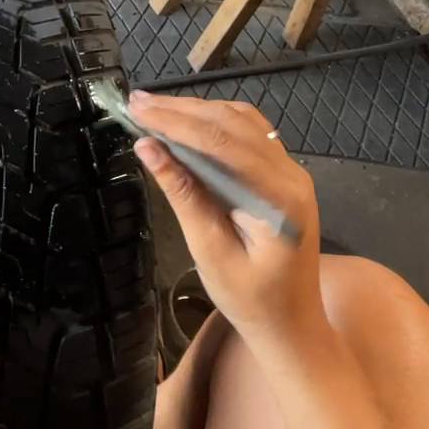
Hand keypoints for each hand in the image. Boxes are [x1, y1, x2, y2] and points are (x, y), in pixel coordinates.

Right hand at [128, 92, 323, 348]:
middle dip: (181, 109)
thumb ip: (182, 194)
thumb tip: (146, 147)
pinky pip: (249, 133)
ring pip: (241, 121)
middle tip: (136, 102)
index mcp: (278, 197)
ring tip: (154, 106)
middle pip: (232, 123)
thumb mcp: (208, 251)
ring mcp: (291, 171)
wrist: (292, 326)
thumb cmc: (250, 299)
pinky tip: (187, 118)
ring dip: (196, 110)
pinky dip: (215, 120)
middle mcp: (291, 174)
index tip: (138, 111)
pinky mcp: (282, 174)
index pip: (222, 143)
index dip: (176, 122)